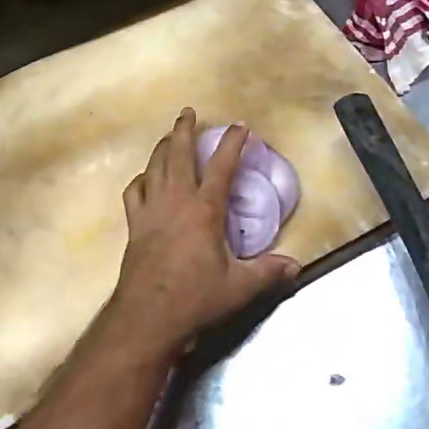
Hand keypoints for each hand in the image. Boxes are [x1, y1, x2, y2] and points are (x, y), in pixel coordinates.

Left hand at [105, 109, 300, 360]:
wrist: (147, 315)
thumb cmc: (195, 298)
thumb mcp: (239, 287)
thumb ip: (268, 273)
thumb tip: (295, 267)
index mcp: (203, 209)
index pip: (222, 166)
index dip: (232, 143)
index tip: (240, 126)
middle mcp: (175, 200)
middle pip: (178, 153)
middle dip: (184, 129)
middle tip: (188, 112)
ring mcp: (150, 209)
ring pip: (154, 165)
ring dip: (162, 146)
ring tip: (169, 136)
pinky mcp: (133, 223)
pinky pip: (134, 190)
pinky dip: (141, 178)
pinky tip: (145, 178)